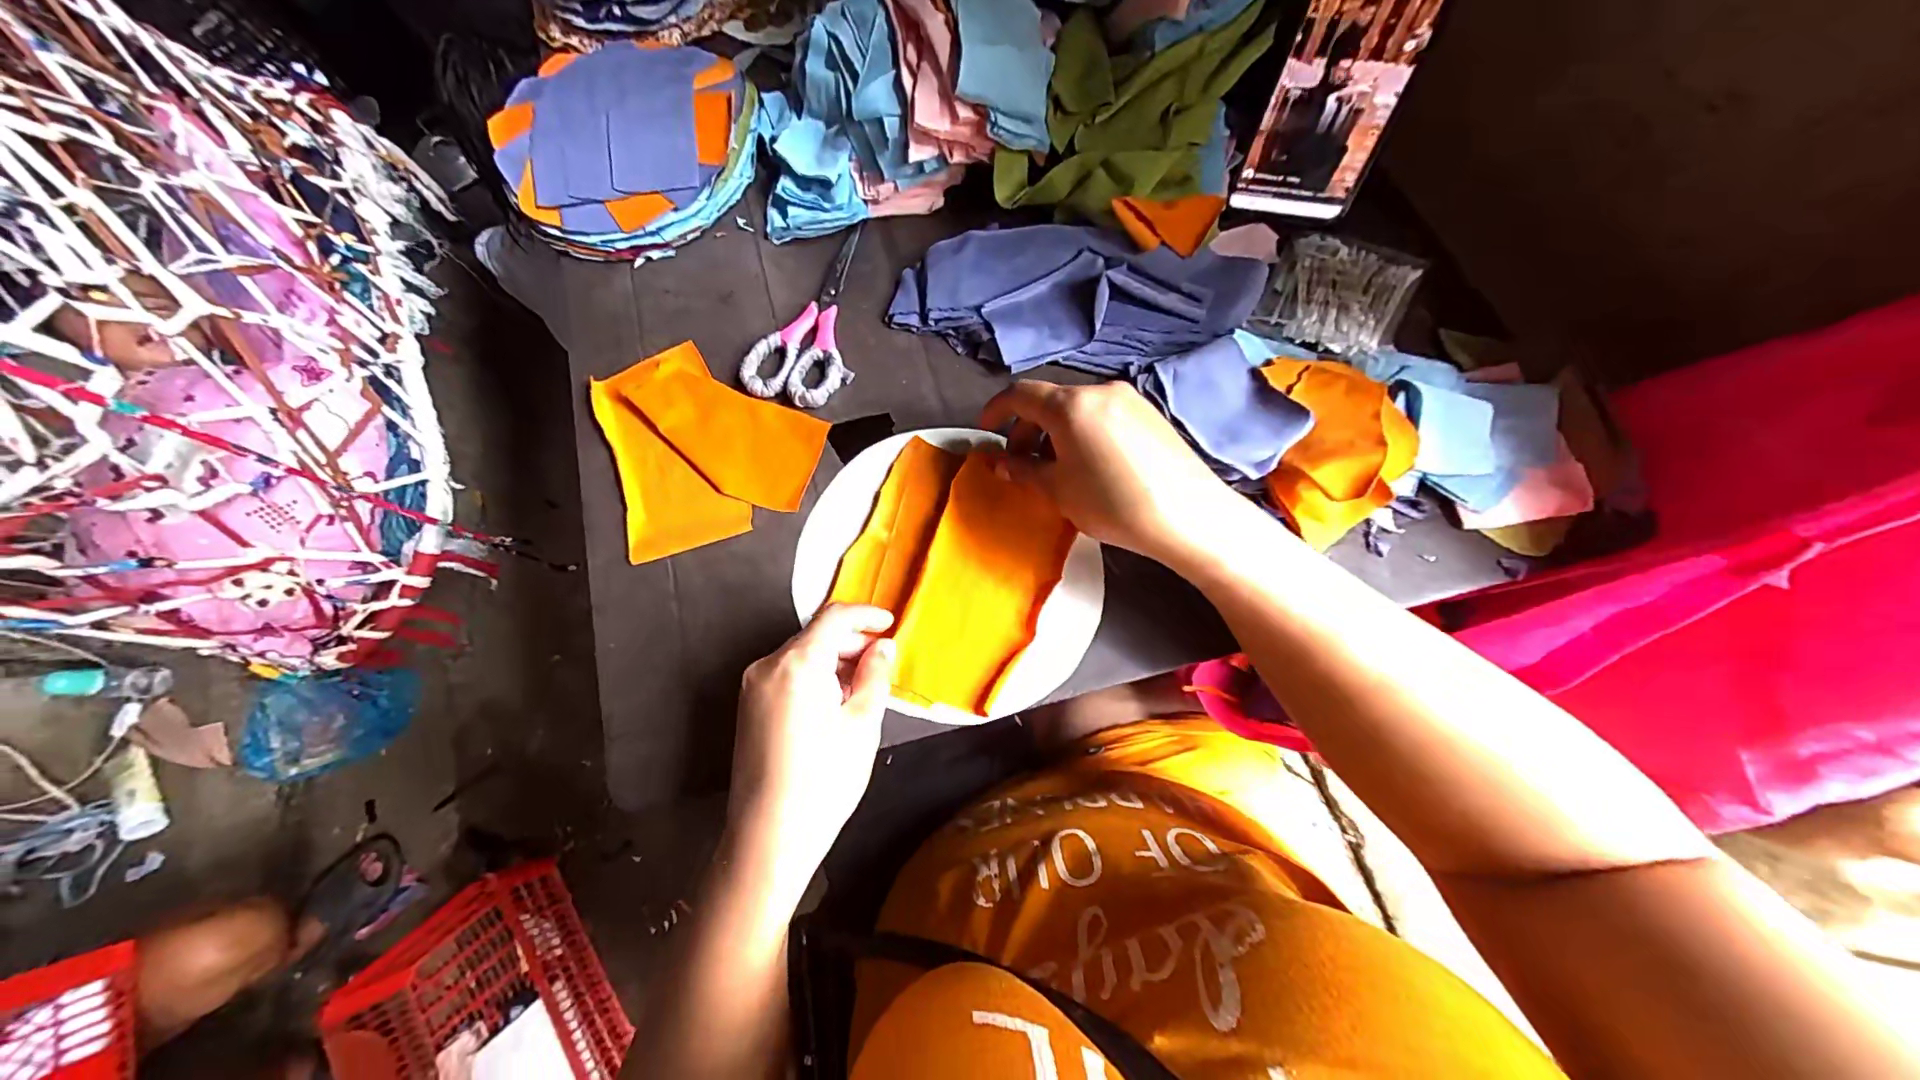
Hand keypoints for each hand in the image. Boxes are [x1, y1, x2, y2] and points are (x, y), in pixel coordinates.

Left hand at [727, 604, 895, 899]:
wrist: (770, 835)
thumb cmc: (821, 782)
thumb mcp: (862, 723)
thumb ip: (875, 675)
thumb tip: (883, 648)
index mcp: (797, 663)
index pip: (834, 617)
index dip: (866, 615)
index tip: (888, 622)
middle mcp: (768, 666)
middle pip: (815, 634)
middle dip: (852, 640)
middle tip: (883, 660)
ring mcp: (753, 687)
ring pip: (801, 655)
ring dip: (834, 659)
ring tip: (864, 685)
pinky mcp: (749, 707)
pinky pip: (787, 675)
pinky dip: (814, 676)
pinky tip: (836, 701)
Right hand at [979, 380, 1249, 565]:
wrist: (1189, 516)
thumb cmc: (1113, 504)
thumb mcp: (1058, 491)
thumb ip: (1024, 471)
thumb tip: (1002, 463)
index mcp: (1071, 405)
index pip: (1020, 394)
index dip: (996, 409)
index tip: (987, 429)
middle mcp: (1100, 391)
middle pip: (1050, 401)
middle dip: (1028, 428)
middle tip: (1022, 463)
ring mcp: (1130, 400)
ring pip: (1078, 409)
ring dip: (1057, 432)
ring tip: (1057, 468)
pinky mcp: (1151, 415)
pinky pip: (1104, 416)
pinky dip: (1084, 432)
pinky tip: (1090, 465)